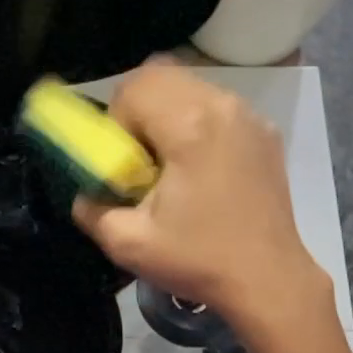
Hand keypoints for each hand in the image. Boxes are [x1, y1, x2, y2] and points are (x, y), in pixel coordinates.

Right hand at [73, 59, 331, 335]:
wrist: (266, 279)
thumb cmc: (197, 260)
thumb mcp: (128, 244)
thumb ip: (92, 211)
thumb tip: (85, 195)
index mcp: (189, 126)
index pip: (134, 86)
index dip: (116, 122)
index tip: (122, 163)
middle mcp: (222, 105)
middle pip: (163, 74)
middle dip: (138, 111)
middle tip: (139, 161)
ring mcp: (250, 116)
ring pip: (191, 87)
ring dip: (167, 116)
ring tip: (169, 168)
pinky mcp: (265, 133)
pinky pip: (218, 108)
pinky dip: (197, 126)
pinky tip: (200, 174)